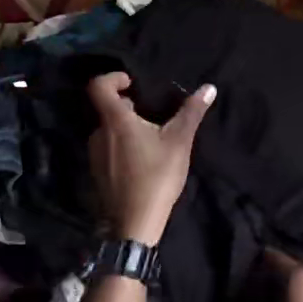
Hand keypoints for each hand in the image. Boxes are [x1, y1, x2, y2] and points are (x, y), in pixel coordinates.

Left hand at [87, 72, 214, 244]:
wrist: (134, 223)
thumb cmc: (156, 177)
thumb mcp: (178, 142)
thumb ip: (191, 113)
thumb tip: (208, 88)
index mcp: (115, 120)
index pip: (98, 86)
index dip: (112, 78)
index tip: (131, 82)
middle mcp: (98, 133)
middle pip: (106, 109)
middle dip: (127, 107)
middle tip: (150, 113)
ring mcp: (94, 154)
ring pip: (108, 131)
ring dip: (125, 129)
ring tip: (150, 139)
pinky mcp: (96, 172)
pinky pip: (107, 149)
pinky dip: (121, 146)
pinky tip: (141, 160)